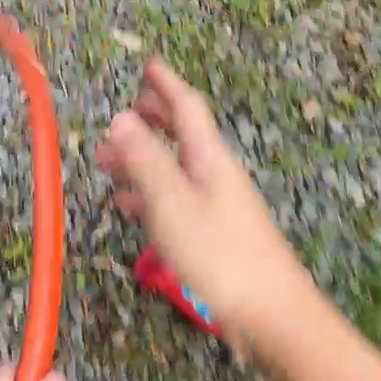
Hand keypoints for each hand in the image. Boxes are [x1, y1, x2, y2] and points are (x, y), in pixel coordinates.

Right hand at [97, 59, 312, 339]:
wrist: (273, 316)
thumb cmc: (220, 254)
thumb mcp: (173, 202)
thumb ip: (145, 159)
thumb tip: (120, 117)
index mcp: (209, 159)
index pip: (187, 109)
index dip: (166, 85)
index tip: (148, 64)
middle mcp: (215, 175)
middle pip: (183, 134)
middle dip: (154, 117)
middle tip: (127, 106)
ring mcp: (216, 205)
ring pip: (174, 167)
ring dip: (142, 157)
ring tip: (106, 159)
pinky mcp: (213, 234)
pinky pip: (174, 198)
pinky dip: (148, 192)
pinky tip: (129, 204)